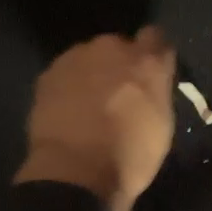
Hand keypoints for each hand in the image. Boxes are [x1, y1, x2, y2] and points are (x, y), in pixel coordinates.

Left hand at [14, 27, 176, 210]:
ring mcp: (75, 58)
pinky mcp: (49, 74)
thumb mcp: (162, 127)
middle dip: (123, 65)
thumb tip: (153, 80)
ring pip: (91, 58)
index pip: (157, 38)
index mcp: (145, 62)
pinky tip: (74, 114)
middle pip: (120, 46)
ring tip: (96, 108)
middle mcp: (110, 48)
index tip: (157, 73)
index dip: (157, 54)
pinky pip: (67, 75)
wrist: (77, 172)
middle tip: (124, 97)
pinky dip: (73, 88)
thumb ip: (157, 93)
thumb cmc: (132, 156)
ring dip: (96, 75)